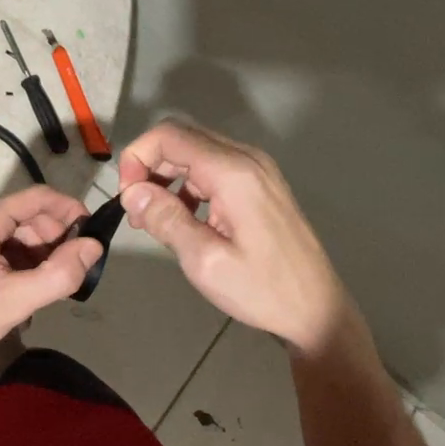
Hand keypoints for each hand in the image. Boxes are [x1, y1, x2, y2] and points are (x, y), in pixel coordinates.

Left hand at [0, 186, 103, 378]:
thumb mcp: (17, 300)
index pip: (38, 198)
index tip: (93, 235)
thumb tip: (93, 247)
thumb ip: (60, 273)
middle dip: (54, 240)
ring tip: (47, 289)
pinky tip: (25, 291)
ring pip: (14, 234)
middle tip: (71, 273)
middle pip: (26, 216)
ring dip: (36, 256)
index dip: (70, 211)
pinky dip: (17, 264)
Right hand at [118, 121, 346, 351]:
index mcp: (233, 172)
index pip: (169, 135)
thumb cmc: (261, 290)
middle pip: (182, 137)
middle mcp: (246, 159)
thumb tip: (131, 193)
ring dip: (167, 175)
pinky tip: (184, 218)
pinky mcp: (260, 184)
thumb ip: (166, 220)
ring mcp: (257, 170)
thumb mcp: (204, 260)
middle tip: (137, 211)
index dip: (137, 157)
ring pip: (196, 151)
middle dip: (149, 166)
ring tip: (154, 218)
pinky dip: (188, 183)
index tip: (128, 198)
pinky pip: (213, 167)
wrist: (316, 309)